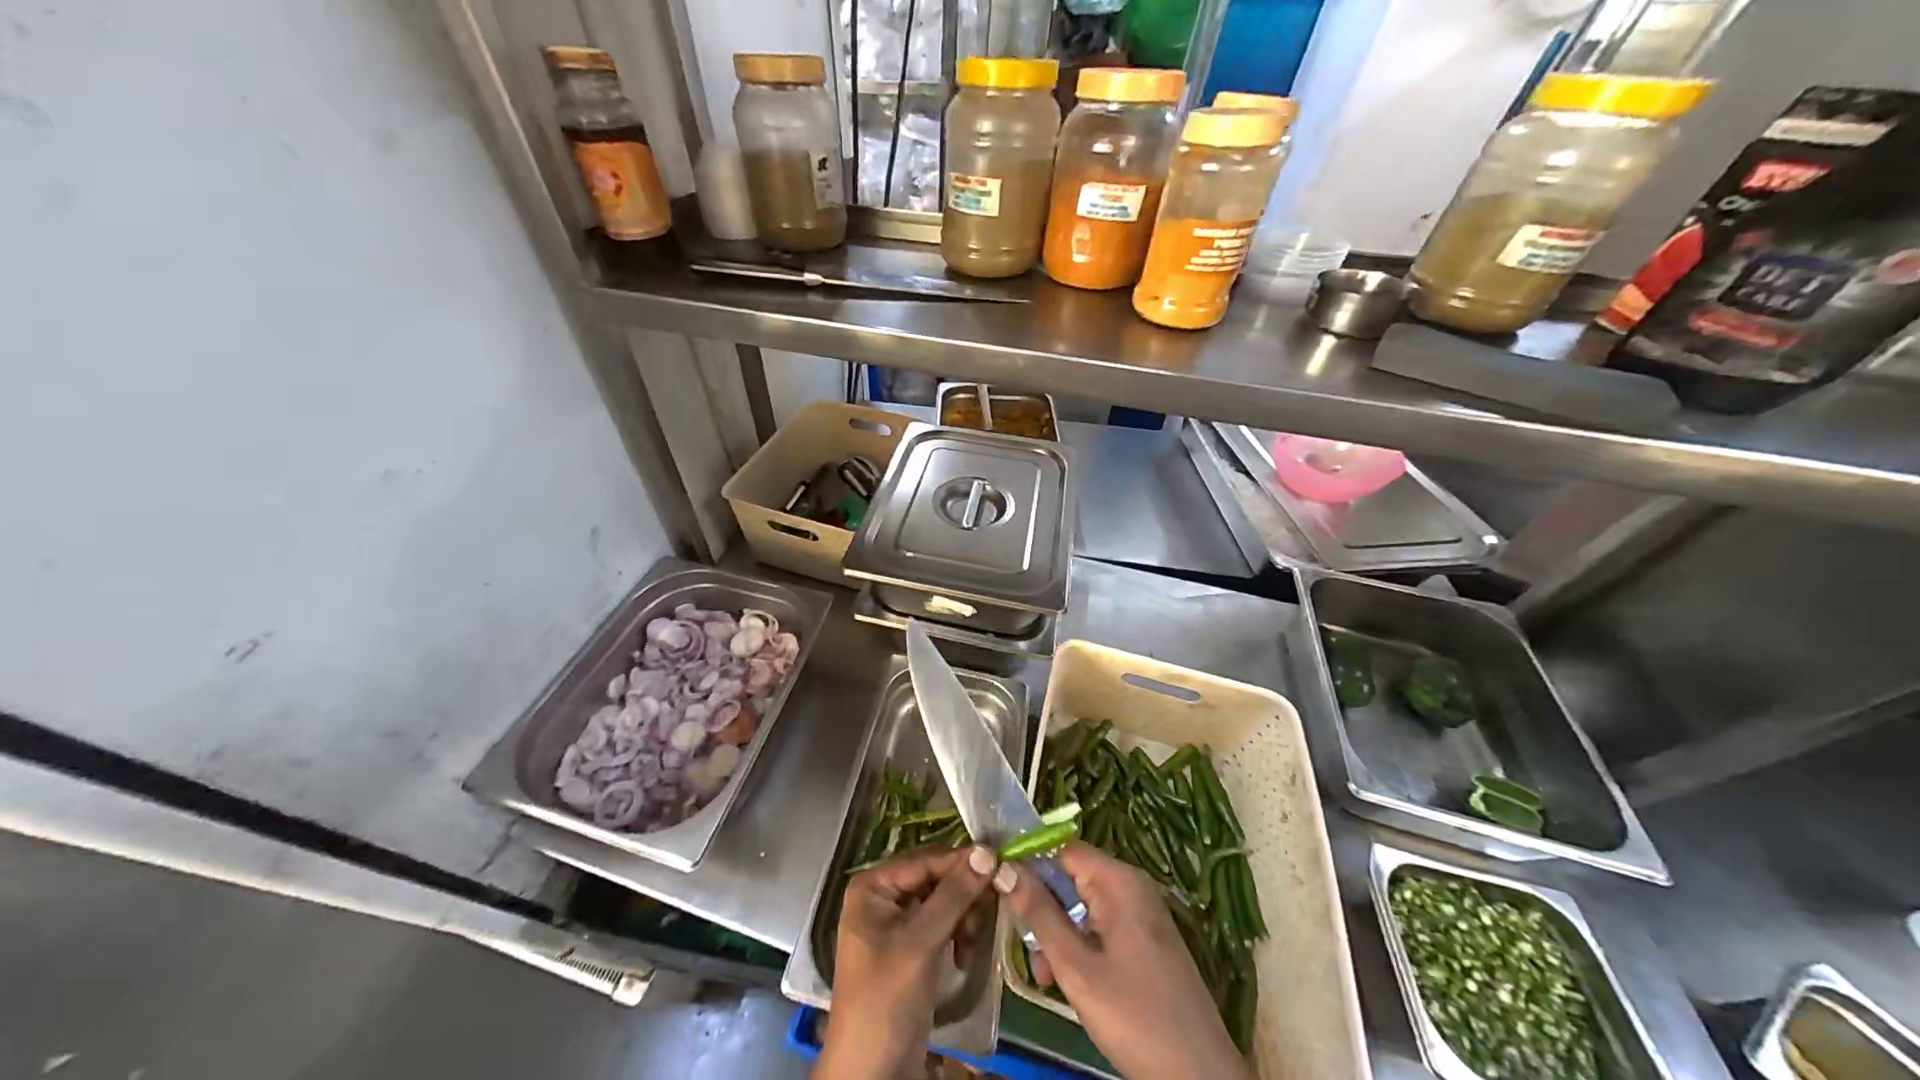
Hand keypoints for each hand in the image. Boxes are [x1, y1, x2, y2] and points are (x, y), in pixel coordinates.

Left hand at [817, 845, 995, 1078]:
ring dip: (965, 921)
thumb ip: (954, 895)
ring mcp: (898, 924)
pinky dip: (959, 938)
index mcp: (874, 886)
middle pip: (937, 879)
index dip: (963, 862)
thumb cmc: (886, 998)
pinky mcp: (913, 949)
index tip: (1001, 864)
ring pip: (946, 903)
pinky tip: (966, 958)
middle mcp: (884, 897)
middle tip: (991, 911)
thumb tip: (986, 851)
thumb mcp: (921, 942)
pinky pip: (944, 927)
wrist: (872, 1072)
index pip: (926, 860)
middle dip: (965, 898)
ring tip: (973, 947)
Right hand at [999, 842, 1249, 1079]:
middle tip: (1024, 945)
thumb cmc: (1134, 1015)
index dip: (1028, 862)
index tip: (999, 884)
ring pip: (1081, 906)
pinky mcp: (1143, 939)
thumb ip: (1039, 913)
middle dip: (1042, 909)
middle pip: (1071, 878)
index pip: (1062, 848)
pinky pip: (1099, 926)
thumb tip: (1005, 868)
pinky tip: (1066, 980)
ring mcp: (1140, 914)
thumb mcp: (1076, 966)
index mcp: (1119, 882)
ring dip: (1057, 934)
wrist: (1198, 1075)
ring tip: (1044, 975)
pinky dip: (1078, 947)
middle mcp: (1132, 887)